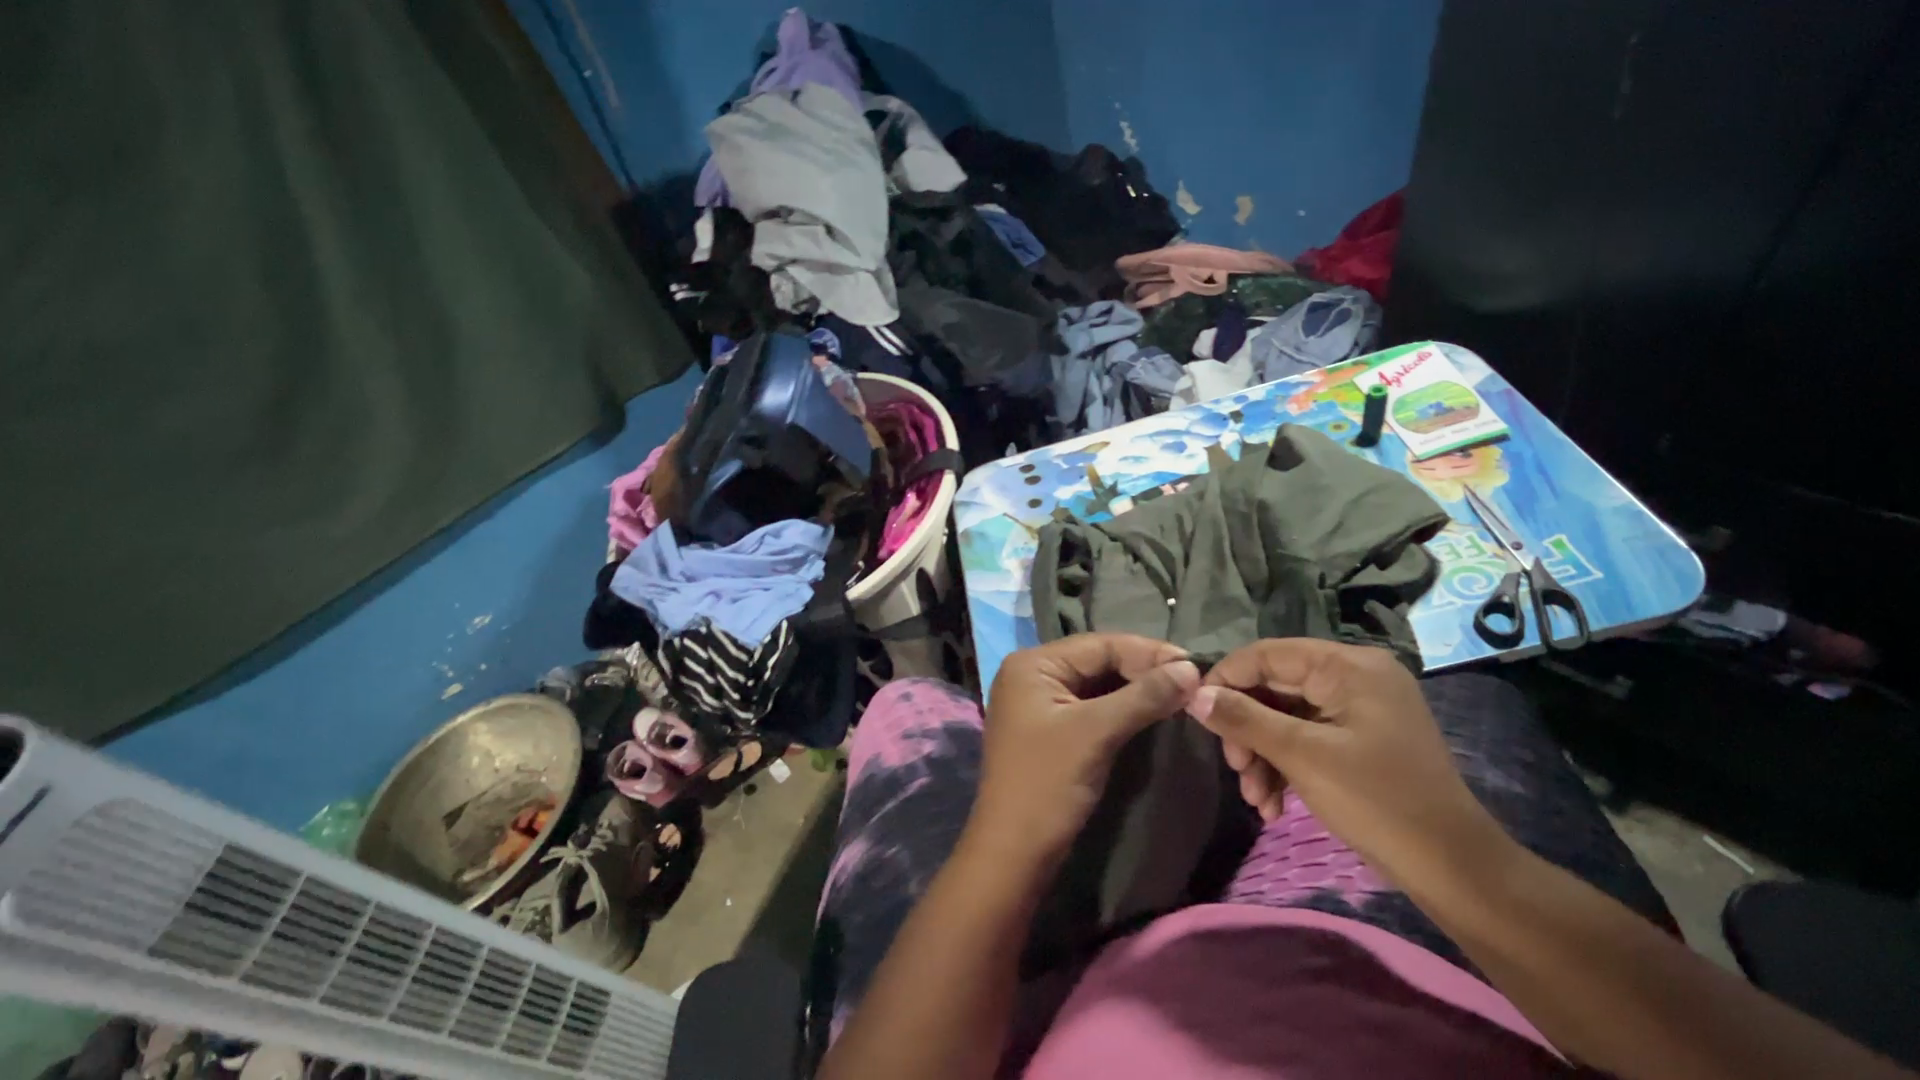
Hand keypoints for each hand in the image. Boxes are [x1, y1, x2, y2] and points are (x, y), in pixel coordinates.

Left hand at [969, 634, 1200, 874]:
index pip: (1100, 644)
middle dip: (1144, 669)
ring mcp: (1038, 703)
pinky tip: (1152, 711)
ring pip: (1097, 683)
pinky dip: (1122, 707)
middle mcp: (1031, 674)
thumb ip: (1143, 696)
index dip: (1149, 652)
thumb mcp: (1097, 733)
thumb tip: (1191, 669)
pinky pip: (1091, 706)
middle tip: (1193, 681)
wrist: (1014, 852)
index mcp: (1032, 664)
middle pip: (1098, 660)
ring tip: (1181, 694)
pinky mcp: (1049, 729)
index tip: (1196, 666)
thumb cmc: (1048, 784)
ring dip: (1137, 688)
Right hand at [1188, 639, 1513, 888]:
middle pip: (1276, 687)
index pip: (1268, 654)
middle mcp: (1356, 677)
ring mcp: (1361, 710)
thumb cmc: (1376, 800)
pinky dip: (1286, 766)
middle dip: (1247, 730)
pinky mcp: (1362, 740)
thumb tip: (1194, 694)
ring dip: (1262, 755)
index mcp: (1349, 666)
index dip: (1226, 679)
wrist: (1450, 865)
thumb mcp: (1302, 756)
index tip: (1196, 715)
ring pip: (1287, 718)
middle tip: (1235, 768)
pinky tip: (1273, 805)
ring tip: (1255, 798)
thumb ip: (1244, 719)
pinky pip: (1309, 739)